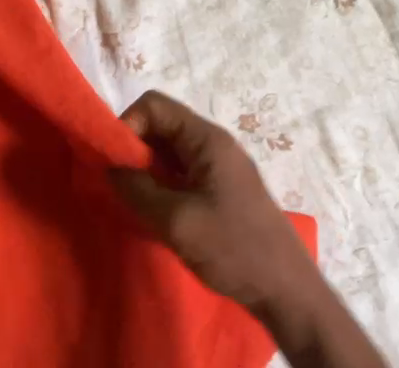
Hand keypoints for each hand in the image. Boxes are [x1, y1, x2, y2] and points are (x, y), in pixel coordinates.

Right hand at [107, 91, 319, 311]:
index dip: (128, 124)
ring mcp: (220, 168)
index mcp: (207, 139)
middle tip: (123, 185)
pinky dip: (162, 185)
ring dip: (148, 170)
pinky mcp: (222, 190)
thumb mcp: (176, 220)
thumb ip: (137, 189)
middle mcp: (214, 144)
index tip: (118, 162)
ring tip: (138, 202)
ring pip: (169, 151)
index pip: (154, 105)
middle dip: (135, 149)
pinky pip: (181, 172)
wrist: (288, 294)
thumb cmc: (234, 249)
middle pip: (161, 126)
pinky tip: (158, 214)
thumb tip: (109, 168)